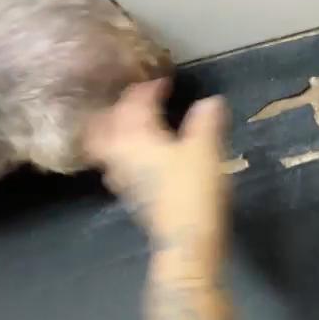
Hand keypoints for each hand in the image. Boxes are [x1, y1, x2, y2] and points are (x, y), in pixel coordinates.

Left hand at [84, 79, 230, 253]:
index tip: (164, 80)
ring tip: (131, 124)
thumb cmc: (194, 189)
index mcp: (138, 135)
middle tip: (134, 99)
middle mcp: (122, 152)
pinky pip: (118, 163)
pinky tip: (140, 155)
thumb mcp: (206, 149)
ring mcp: (122, 176)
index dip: (148, 88)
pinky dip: (124, 152)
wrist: (186, 239)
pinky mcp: (132, 194)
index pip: (135, 103)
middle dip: (118, 107)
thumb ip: (207, 121)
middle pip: (107, 123)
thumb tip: (211, 101)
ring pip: (108, 145)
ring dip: (116, 129)